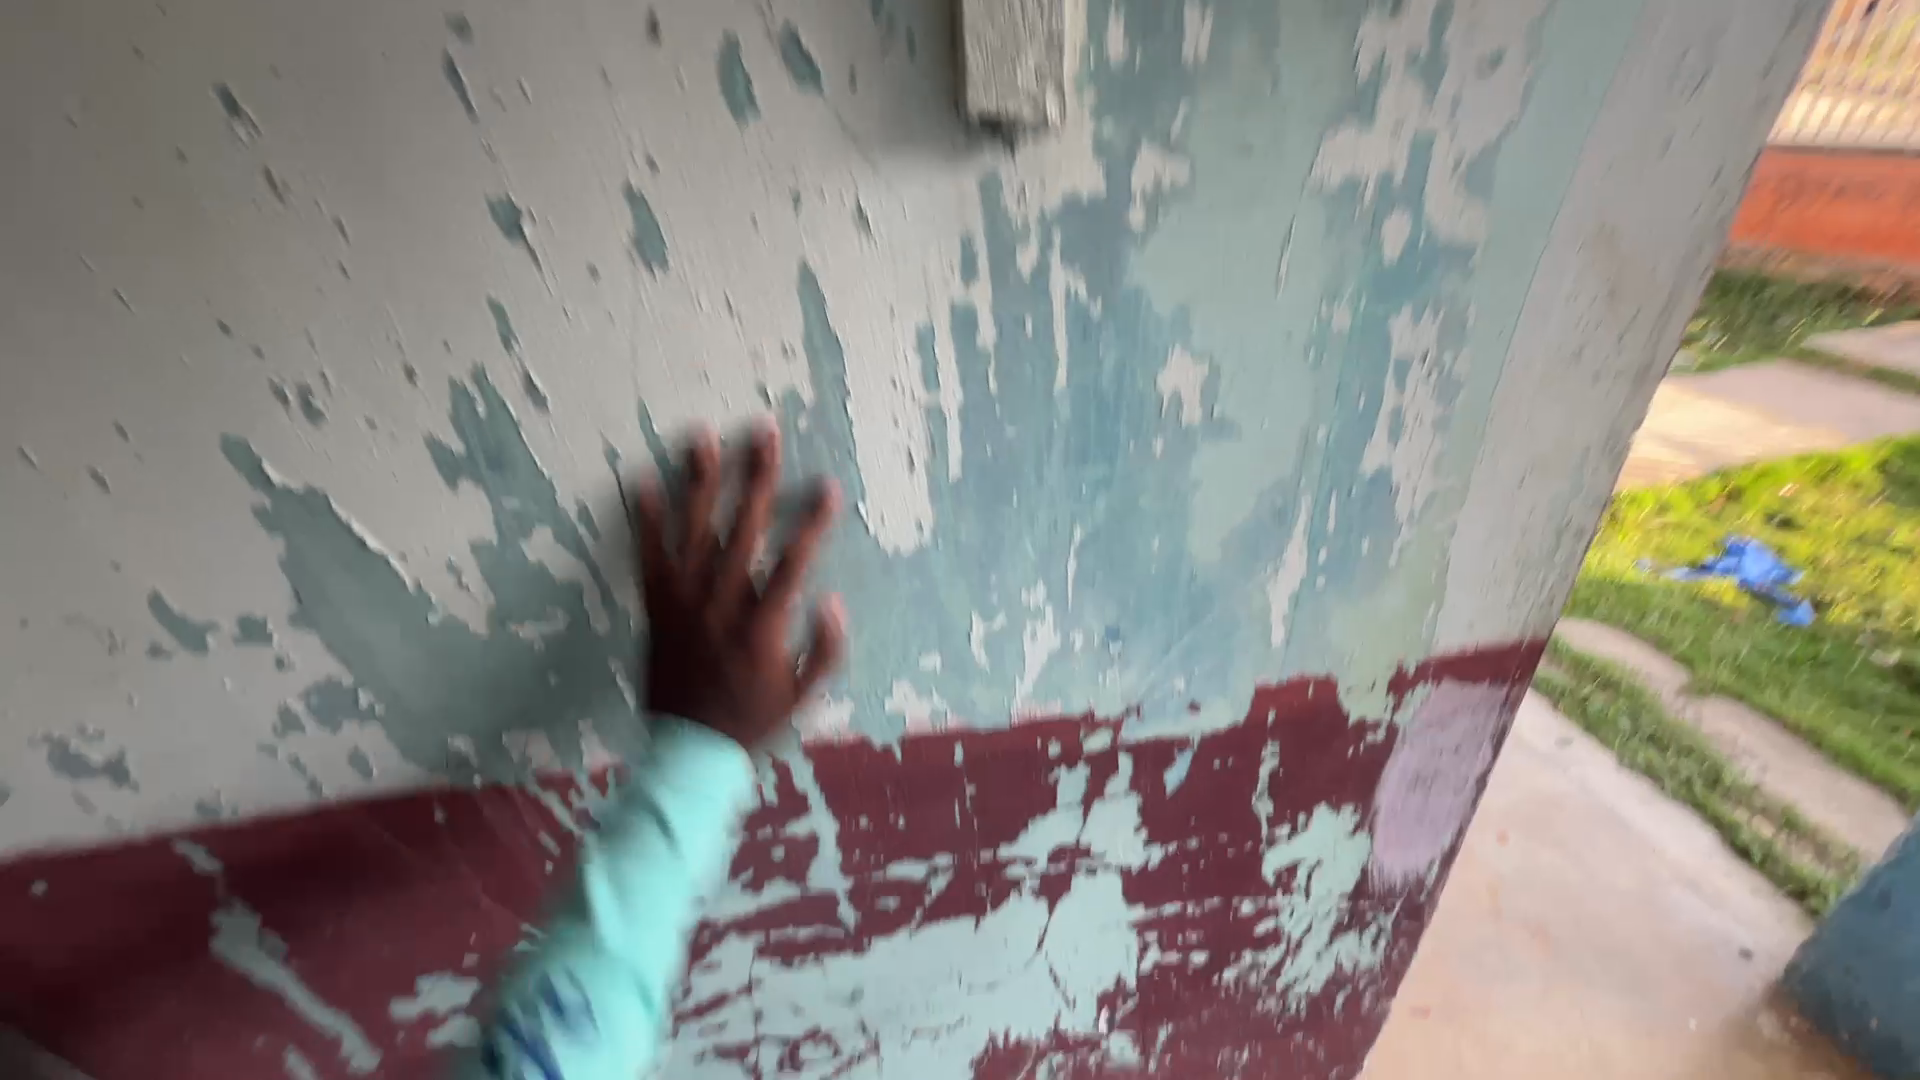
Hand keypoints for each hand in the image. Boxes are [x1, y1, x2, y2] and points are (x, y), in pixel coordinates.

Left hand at [633, 421, 846, 748]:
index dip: (813, 521)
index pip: (794, 561)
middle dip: (757, 476)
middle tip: (763, 431)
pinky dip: (646, 520)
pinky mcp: (657, 607)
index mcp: (763, 625)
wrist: (690, 749)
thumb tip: (833, 599)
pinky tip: (642, 482)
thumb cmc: (754, 717)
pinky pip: (649, 557)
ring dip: (700, 481)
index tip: (828, 486)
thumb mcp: (804, 693)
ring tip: (702, 437)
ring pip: (694, 532)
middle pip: (743, 529)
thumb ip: (826, 647)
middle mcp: (722, 604)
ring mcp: (685, 603)